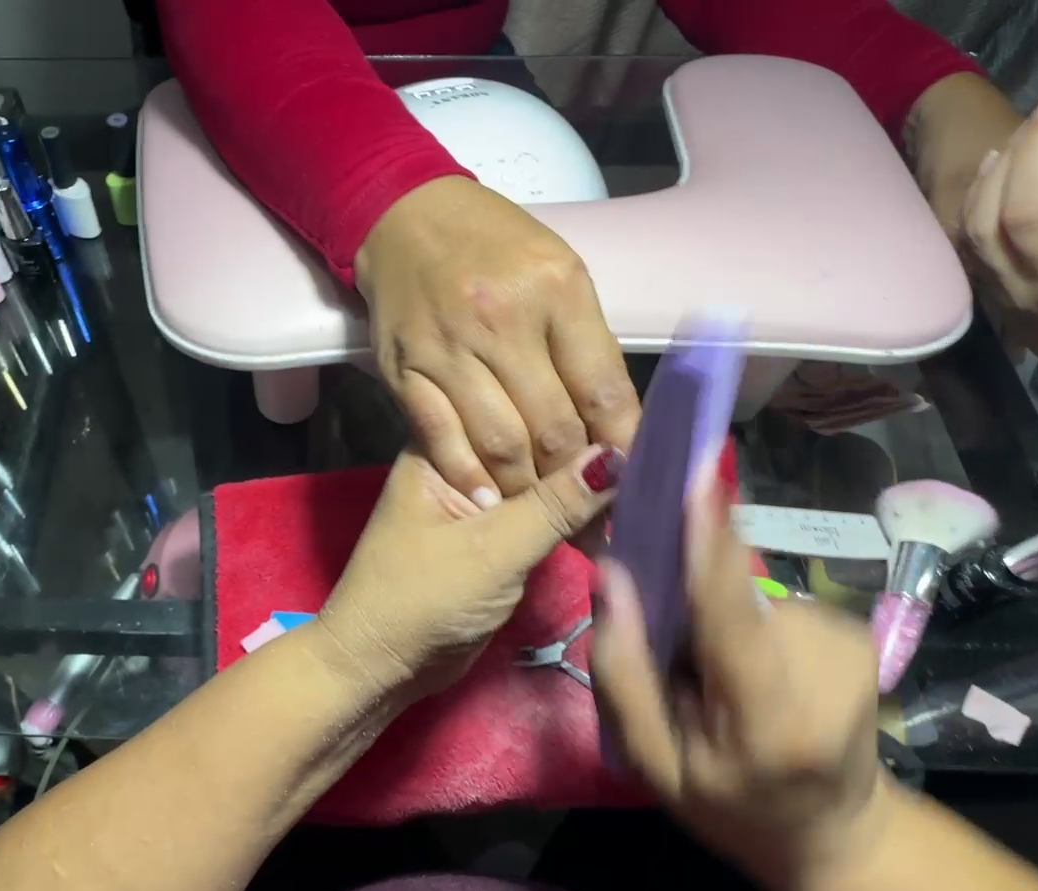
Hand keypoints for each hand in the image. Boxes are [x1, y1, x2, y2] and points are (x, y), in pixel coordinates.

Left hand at [316, 442, 624, 702]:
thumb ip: (556, 504)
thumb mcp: (493, 549)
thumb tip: (623, 454)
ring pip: (539, 480)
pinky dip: (567, 518)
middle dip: (584, 457)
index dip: (576, 415)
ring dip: (581, 491)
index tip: (638, 427)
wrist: (381, 665)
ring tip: (644, 489)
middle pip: (533, 441)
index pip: (517, 406)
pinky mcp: (488, 534)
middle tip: (654, 465)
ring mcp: (473, 498)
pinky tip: (612, 517)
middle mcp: (458, 460)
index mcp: (441, 442)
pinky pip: (536, 514)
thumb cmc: (422, 599)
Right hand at [354, 176, 639, 503]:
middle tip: (593, 525)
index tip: (634, 486)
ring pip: (499, 443)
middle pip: (553, 427)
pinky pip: (441, 438)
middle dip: (578, 485)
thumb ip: (583, 346)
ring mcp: (448, 349)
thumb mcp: (557, 274)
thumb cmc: (493, 245)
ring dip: (527, 491)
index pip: (603, 388)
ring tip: (545, 514)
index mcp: (557, 289)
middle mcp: (503, 320)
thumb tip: (611, 427)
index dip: (623, 448)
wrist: (404, 218)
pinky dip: (468, 476)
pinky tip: (487, 500)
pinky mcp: (405, 371)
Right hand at [590, 481, 889, 890]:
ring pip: (746, 596)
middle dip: (685, 603)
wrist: (834, 835)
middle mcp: (825, 666)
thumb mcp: (652, 762)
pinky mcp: (856, 628)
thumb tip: (611, 573)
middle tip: (669, 659)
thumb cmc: (729, 806)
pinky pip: (768, 602)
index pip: (731, 613)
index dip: (710, 541)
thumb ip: (622, 672)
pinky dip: (742, 623)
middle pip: (728, 594)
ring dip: (713, 619)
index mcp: (769, 717)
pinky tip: (743, 669)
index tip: (695, 475)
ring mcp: (850, 641)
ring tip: (710, 677)